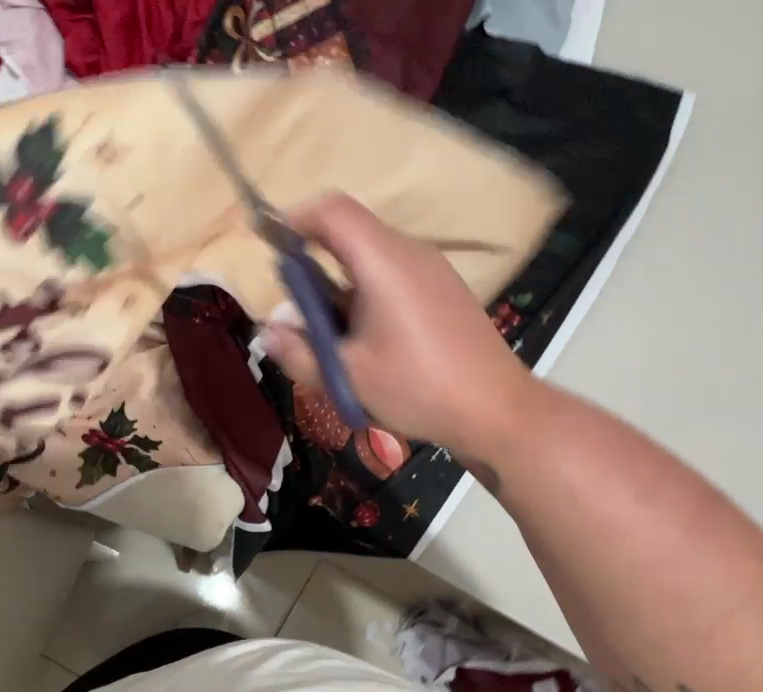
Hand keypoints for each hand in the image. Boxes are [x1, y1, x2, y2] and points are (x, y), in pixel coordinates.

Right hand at [264, 193, 541, 459]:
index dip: (295, 220)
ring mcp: (430, 272)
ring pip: (367, 263)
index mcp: (384, 263)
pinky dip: (362, 301)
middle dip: (310, 272)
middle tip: (295, 320)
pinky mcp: (441, 292)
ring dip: (335, 293)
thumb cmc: (417, 388)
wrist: (494, 409)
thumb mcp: (347, 377)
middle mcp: (409, 254)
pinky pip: (390, 280)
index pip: (332, 212)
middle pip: (348, 239)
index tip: (270, 247)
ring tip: (328, 343)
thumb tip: (268, 332)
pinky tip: (363, 347)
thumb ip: (299, 352)